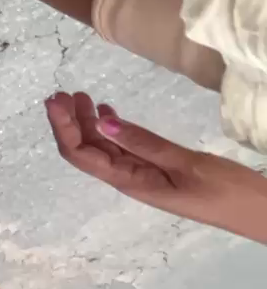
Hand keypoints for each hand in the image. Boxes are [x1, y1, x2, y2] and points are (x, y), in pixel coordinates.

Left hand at [45, 92, 266, 243]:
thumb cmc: (234, 194)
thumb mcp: (189, 165)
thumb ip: (144, 144)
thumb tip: (102, 123)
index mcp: (128, 180)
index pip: (79, 152)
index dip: (62, 126)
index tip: (54, 101)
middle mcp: (126, 177)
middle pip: (84, 147)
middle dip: (68, 121)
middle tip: (62, 93)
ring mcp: (141, 173)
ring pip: (102, 144)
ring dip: (87, 121)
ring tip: (81, 96)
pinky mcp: (157, 169)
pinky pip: (123, 147)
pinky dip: (112, 128)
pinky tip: (107, 112)